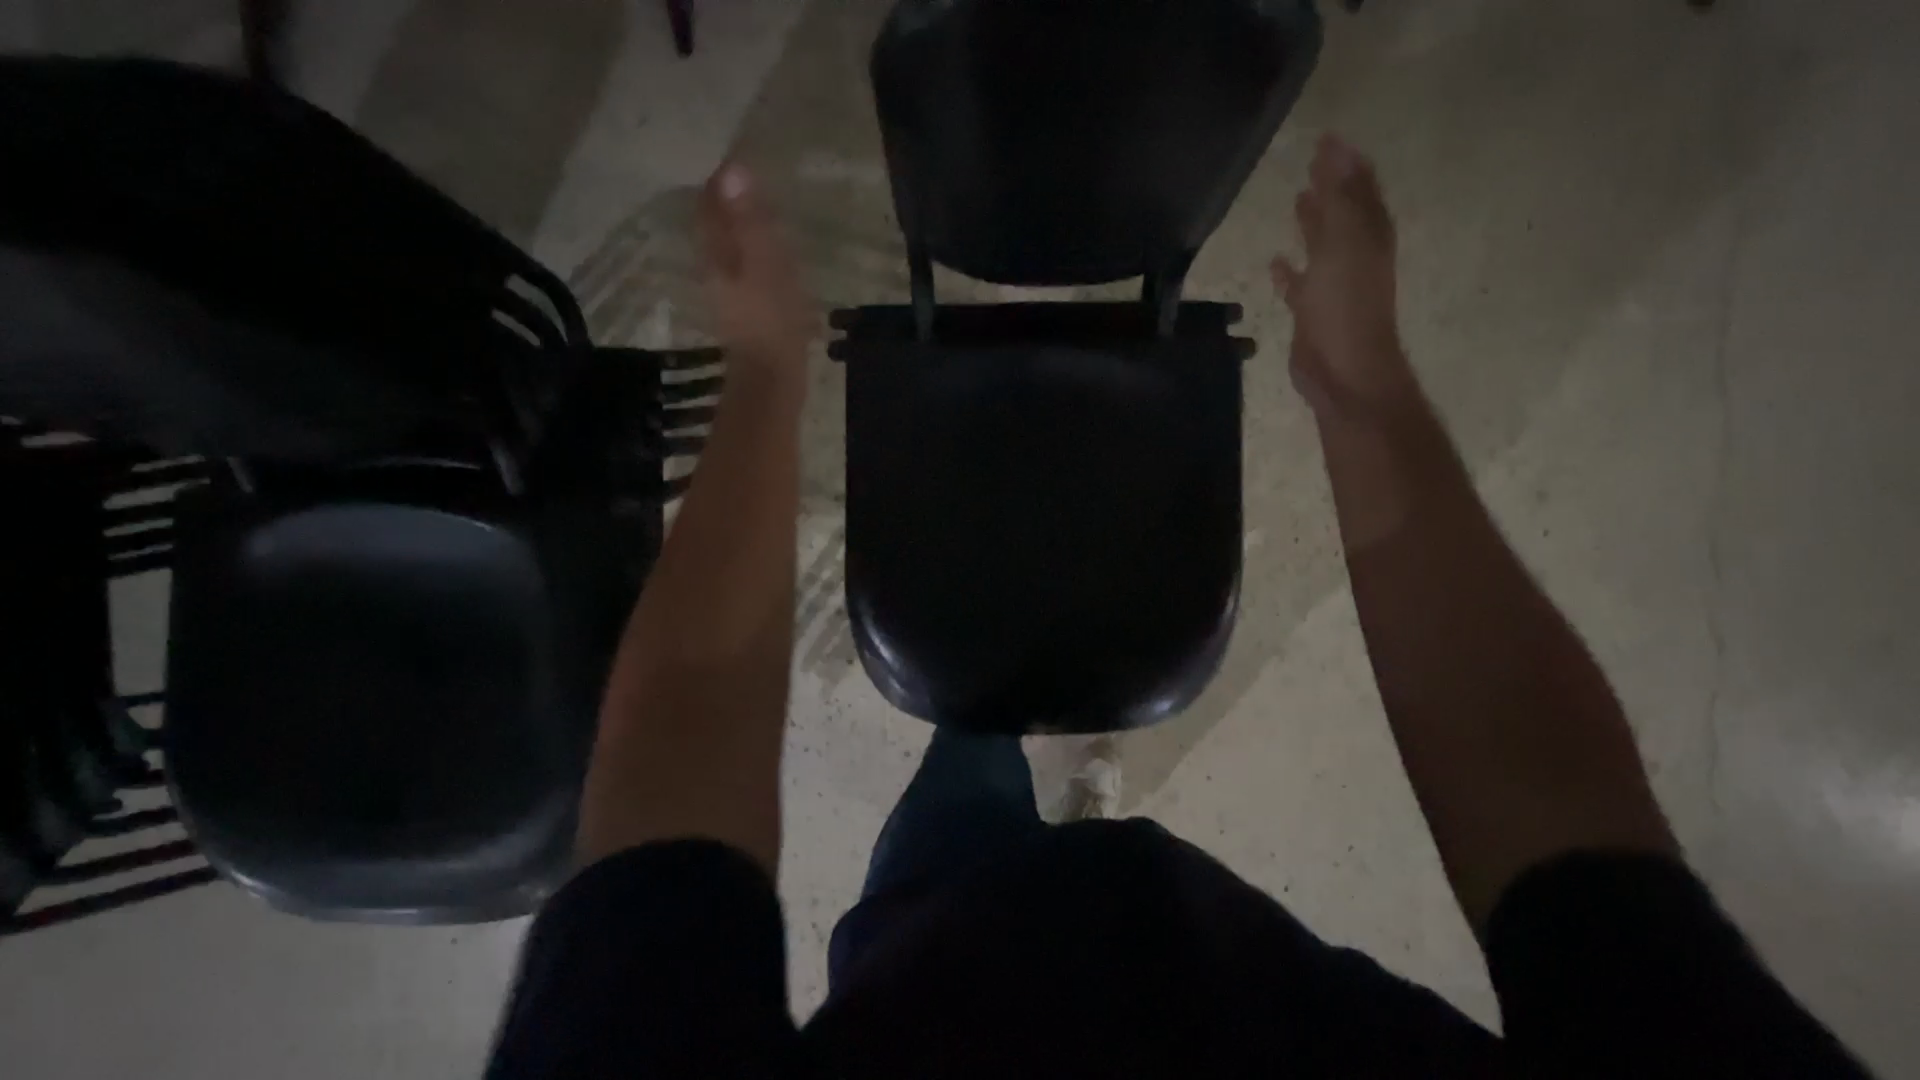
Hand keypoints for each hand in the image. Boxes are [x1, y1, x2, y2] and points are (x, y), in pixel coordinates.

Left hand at [699, 163, 817, 373]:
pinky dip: (754, 258)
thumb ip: (750, 220)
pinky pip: (746, 274)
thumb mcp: (765, 264)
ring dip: (739, 231)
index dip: (721, 183)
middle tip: (746, 183)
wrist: (771, 380)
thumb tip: (733, 169)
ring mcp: (731, 295)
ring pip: (728, 251)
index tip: (737, 160)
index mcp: (717, 256)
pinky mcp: (748, 314)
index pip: (711, 207)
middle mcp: (716, 272)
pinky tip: (769, 260)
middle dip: (726, 205)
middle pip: (715, 228)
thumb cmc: (771, 320)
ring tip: (759, 214)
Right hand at [1271, 136, 1410, 416]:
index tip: (1327, 138)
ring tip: (1296, 199)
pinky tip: (1275, 262)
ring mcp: (1336, 285)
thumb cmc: (1344, 306)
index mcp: (1369, 235)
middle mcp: (1357, 255)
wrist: (1344, 370)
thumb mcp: (1342, 243)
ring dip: (1312, 223)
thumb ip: (1337, 197)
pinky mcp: (1313, 312)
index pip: (1361, 187)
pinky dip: (1290, 270)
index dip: (1346, 162)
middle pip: (1345, 212)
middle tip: (1313, 162)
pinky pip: (1300, 283)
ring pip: (1323, 245)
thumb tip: (1335, 150)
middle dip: (1332, 186)